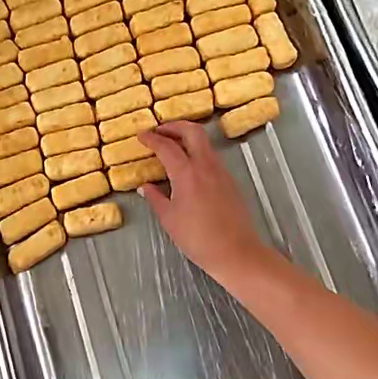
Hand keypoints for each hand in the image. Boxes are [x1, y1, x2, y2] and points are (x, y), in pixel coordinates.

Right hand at [137, 122, 271, 278]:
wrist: (236, 252)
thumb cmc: (198, 238)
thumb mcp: (169, 219)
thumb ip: (155, 198)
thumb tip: (145, 187)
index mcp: (187, 173)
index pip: (166, 146)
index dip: (152, 138)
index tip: (142, 136)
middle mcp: (206, 166)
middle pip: (192, 131)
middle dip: (174, 126)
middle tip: (159, 131)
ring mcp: (221, 172)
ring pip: (204, 143)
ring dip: (187, 139)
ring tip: (172, 148)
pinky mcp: (230, 181)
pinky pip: (211, 158)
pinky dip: (197, 154)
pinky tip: (188, 169)